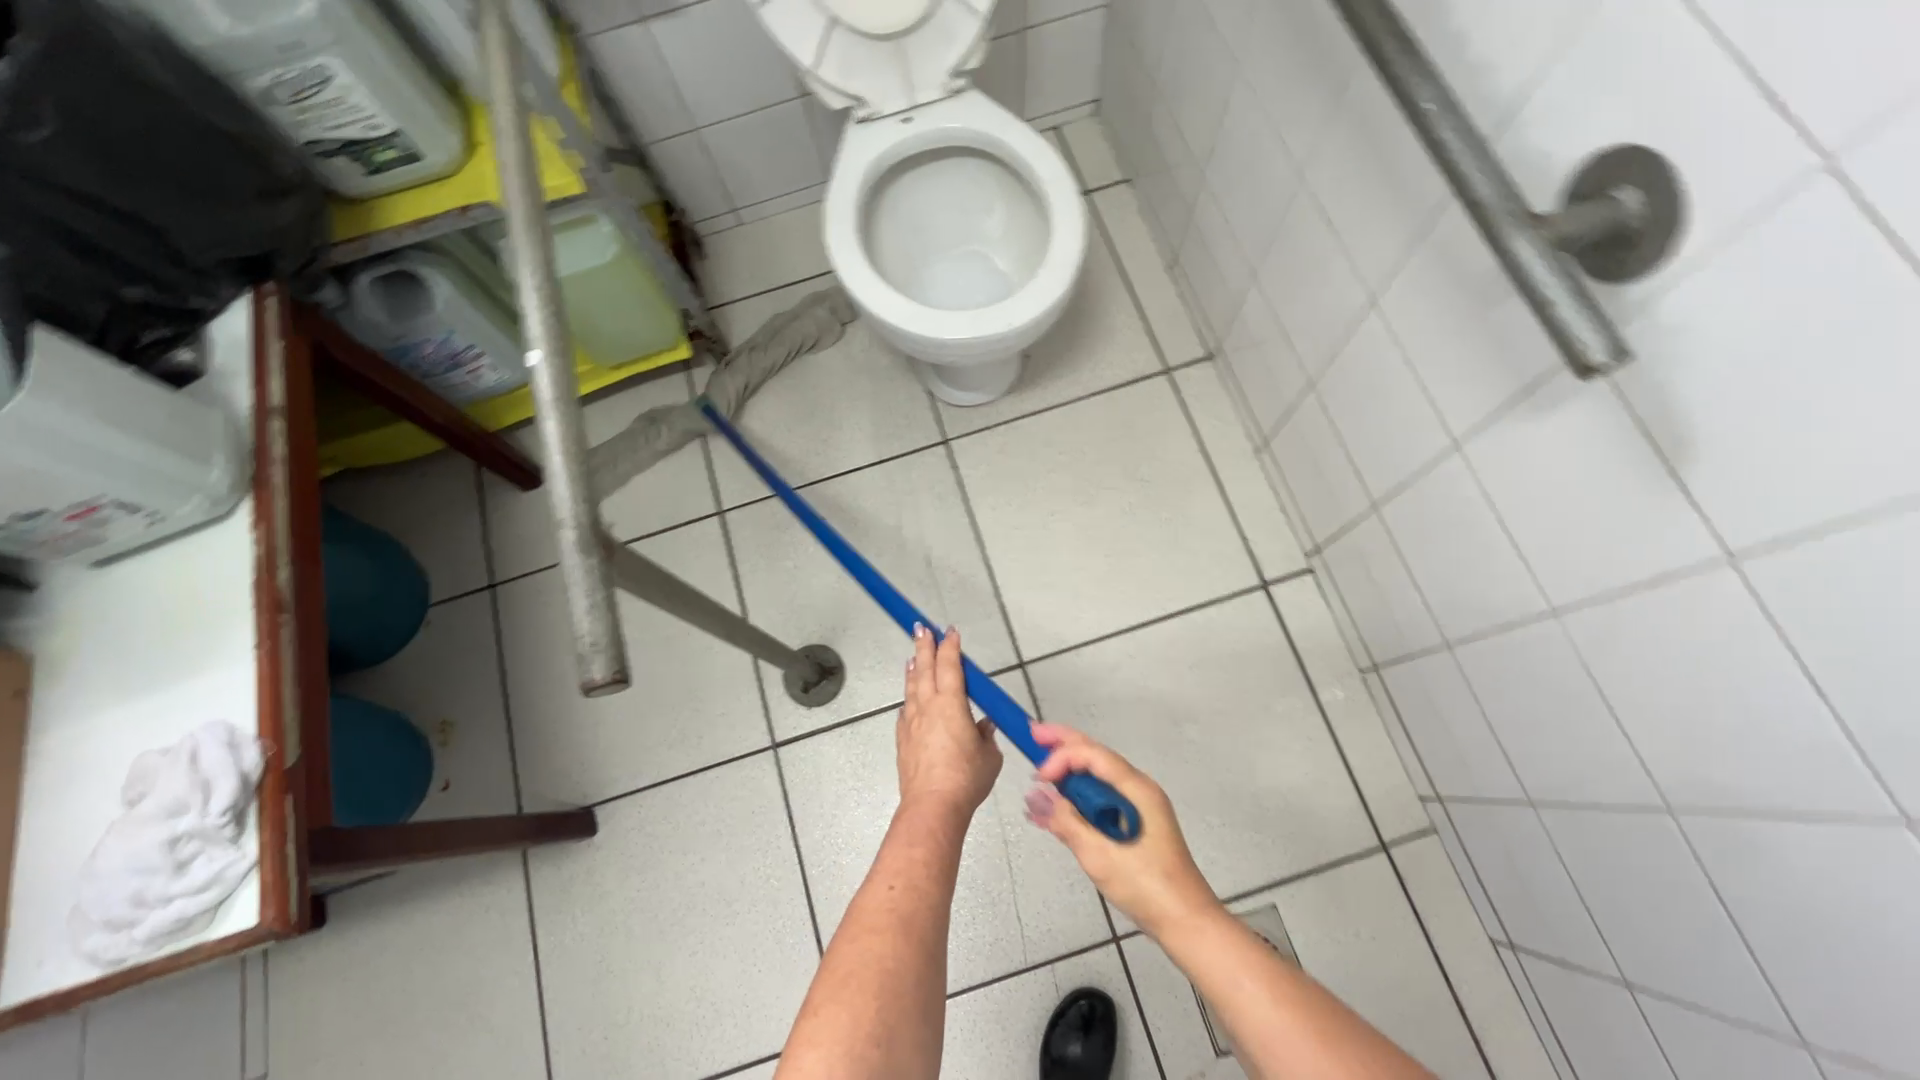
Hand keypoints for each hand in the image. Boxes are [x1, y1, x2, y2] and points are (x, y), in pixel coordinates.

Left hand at [896, 625, 1002, 815]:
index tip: (950, 632)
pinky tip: (910, 700)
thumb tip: (983, 726)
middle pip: (924, 669)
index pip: (950, 666)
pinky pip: (906, 711)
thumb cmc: (966, 779)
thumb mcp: (989, 756)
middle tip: (921, 628)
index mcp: (952, 704)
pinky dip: (909, 699)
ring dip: (913, 670)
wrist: (933, 805)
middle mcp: (928, 707)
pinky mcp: (903, 740)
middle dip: (924, 646)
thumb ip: (986, 736)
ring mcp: (912, 723)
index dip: (950, 647)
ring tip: (912, 657)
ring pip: (912, 688)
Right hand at [1025, 724, 1219, 936]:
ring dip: (1068, 774)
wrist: (1185, 921)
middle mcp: (1138, 789)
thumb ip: (1065, 822)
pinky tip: (1053, 809)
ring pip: (1097, 778)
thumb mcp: (1099, 854)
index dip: (1061, 757)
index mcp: (1135, 789)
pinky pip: (1101, 801)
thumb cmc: (1145, 885)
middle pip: (1096, 756)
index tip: (1038, 778)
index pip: (1092, 754)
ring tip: (1039, 771)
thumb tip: (1035, 796)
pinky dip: (1077, 800)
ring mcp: (1138, 807)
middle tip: (1032, 734)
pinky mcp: (1135, 825)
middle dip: (1063, 745)